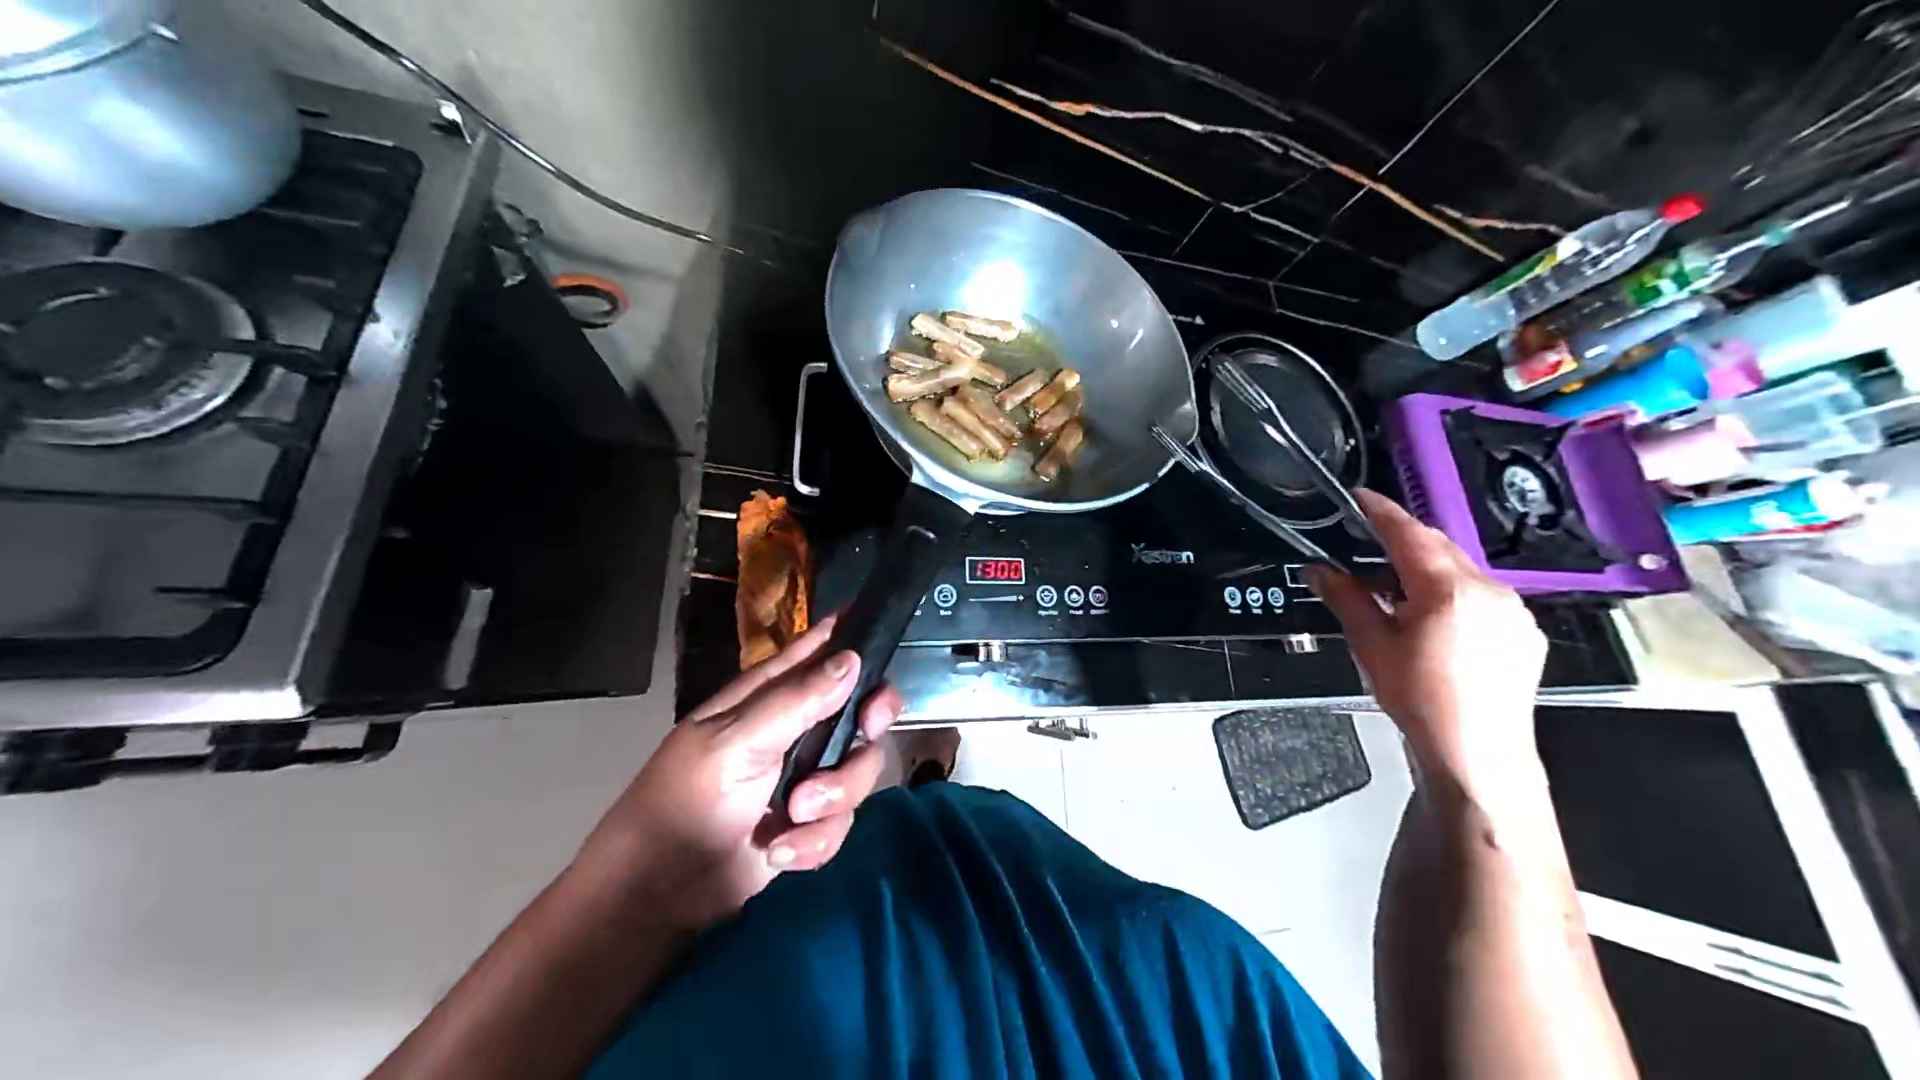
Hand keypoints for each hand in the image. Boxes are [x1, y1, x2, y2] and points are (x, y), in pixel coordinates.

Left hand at [577, 616, 902, 932]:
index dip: (853, 644)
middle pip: (863, 710)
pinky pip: (843, 821)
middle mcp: (798, 730)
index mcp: (770, 696)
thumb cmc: (686, 801)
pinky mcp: (811, 824)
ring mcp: (808, 778)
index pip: (820, 653)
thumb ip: (795, 701)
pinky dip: (816, 841)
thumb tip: (852, 657)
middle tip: (865, 731)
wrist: (660, 894)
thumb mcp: (734, 743)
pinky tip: (781, 852)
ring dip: (834, 797)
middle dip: (868, 726)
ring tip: (793, 817)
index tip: (878, 653)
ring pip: (860, 769)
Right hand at [1308, 489, 1547, 795]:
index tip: (1361, 497)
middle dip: (1403, 540)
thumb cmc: (1421, 699)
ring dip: (1426, 567)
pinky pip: (1484, 593)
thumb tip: (1319, 570)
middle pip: (1439, 546)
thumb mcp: (1371, 644)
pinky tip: (1430, 616)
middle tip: (1367, 545)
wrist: (1477, 752)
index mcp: (1448, 590)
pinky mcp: (1523, 631)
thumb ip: (1345, 597)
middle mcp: (1489, 591)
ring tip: (1393, 589)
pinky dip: (1453, 591)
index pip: (1409, 534)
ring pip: (1463, 569)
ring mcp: (1513, 611)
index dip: (1381, 511)